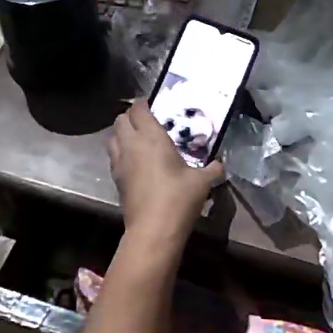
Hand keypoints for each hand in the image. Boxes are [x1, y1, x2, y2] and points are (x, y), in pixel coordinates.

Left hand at [108, 102, 224, 239]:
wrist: (153, 228)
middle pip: (120, 119)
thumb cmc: (178, 198)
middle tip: (146, 123)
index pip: (139, 109)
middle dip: (130, 117)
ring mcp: (119, 162)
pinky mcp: (115, 179)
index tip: (153, 105)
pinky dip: (120, 153)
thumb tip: (220, 165)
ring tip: (137, 140)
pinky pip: (113, 156)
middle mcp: (131, 144)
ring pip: (112, 137)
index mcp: (151, 137)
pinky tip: (134, 162)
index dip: (143, 104)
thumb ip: (212, 169)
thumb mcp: (202, 181)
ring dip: (122, 134)